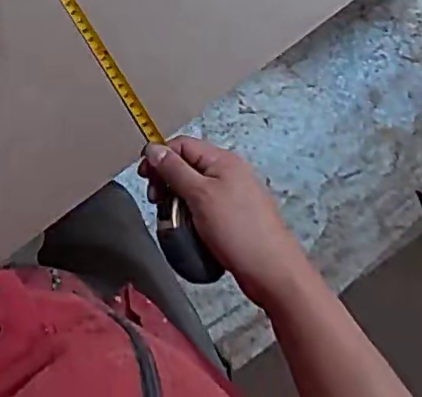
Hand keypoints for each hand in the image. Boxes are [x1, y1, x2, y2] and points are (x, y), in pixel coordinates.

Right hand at [139, 137, 312, 307]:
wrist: (276, 277)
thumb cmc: (238, 232)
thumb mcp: (199, 196)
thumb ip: (173, 169)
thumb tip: (152, 148)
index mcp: (222, 160)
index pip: (181, 145)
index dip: (159, 157)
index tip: (145, 177)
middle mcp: (229, 172)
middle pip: (186, 164)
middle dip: (167, 180)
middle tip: (156, 200)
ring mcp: (234, 195)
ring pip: (193, 187)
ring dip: (177, 199)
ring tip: (171, 217)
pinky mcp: (235, 217)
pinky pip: (204, 205)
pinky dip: (192, 213)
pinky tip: (189, 227)